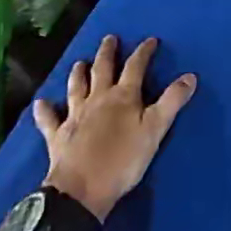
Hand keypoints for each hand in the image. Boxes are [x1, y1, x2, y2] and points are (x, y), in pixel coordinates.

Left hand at [34, 36, 196, 221]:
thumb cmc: (123, 160)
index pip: (135, 67)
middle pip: (102, 70)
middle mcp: (97, 99)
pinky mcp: (57, 136)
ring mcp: (75, 117)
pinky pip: (49, 120)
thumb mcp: (155, 130)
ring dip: (78, 74)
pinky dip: (44, 111)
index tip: (150, 40)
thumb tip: (190, 75)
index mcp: (123, 96)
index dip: (143, 52)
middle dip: (107, 53)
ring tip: (79, 62)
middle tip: (109, 39)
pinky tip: (40, 103)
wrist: (81, 191)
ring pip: (76, 88)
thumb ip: (172, 101)